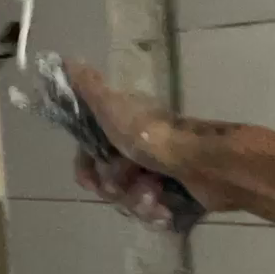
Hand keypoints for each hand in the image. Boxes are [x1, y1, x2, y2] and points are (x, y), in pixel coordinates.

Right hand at [66, 61, 248, 225]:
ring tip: (154, 194)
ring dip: (137, 200)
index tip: (90, 180)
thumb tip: (68, 59)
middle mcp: (140, 149)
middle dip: (115, 187)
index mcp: (125, 129)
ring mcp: (160, 173)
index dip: (87, 169)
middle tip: (126, 183)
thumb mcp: (112, 107)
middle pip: (109, 181)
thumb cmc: (154, 136)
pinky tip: (165, 208)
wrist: (207, 162)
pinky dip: (156, 212)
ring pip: (130, 200)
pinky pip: (153, 214)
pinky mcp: (178, 195)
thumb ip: (88, 88)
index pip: (92, 155)